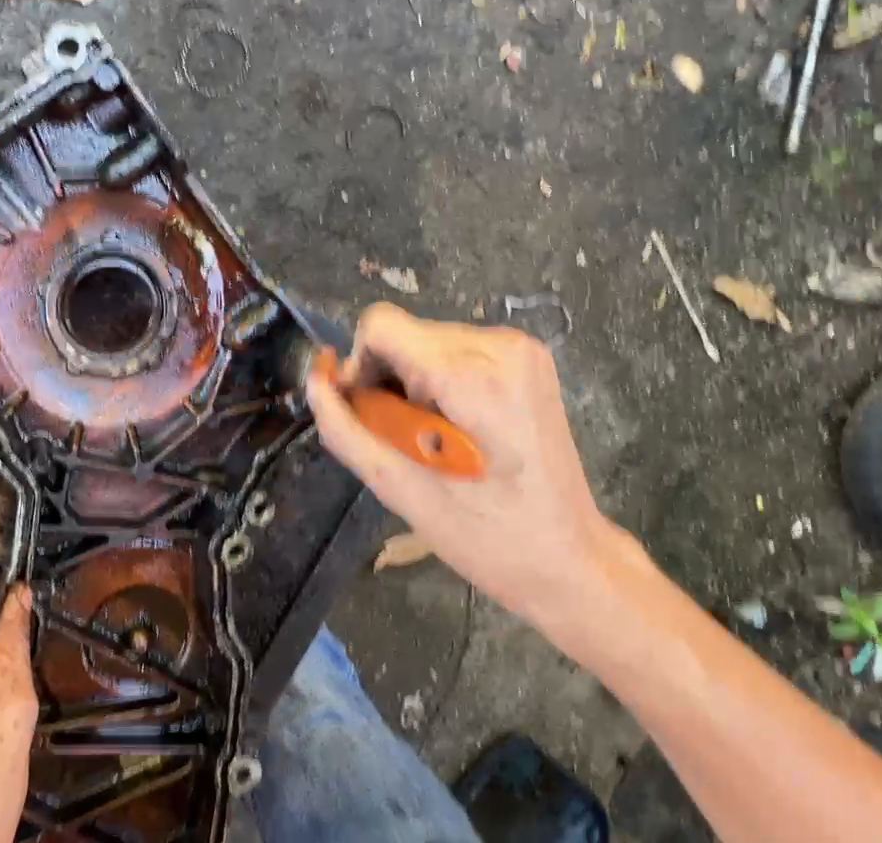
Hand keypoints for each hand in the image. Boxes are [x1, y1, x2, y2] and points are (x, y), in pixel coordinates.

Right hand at [306, 303, 619, 622]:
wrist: (565, 556)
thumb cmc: (482, 535)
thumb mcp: (396, 486)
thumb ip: (344, 425)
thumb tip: (316, 377)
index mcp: (471, 374)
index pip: (379, 326)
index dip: (360, 369)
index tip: (373, 417)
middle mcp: (499, 344)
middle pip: (403, 335)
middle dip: (389, 382)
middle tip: (406, 441)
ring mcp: (519, 348)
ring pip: (425, 342)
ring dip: (413, 385)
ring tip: (432, 440)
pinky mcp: (526, 359)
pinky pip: (454, 351)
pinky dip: (440, 384)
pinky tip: (455, 429)